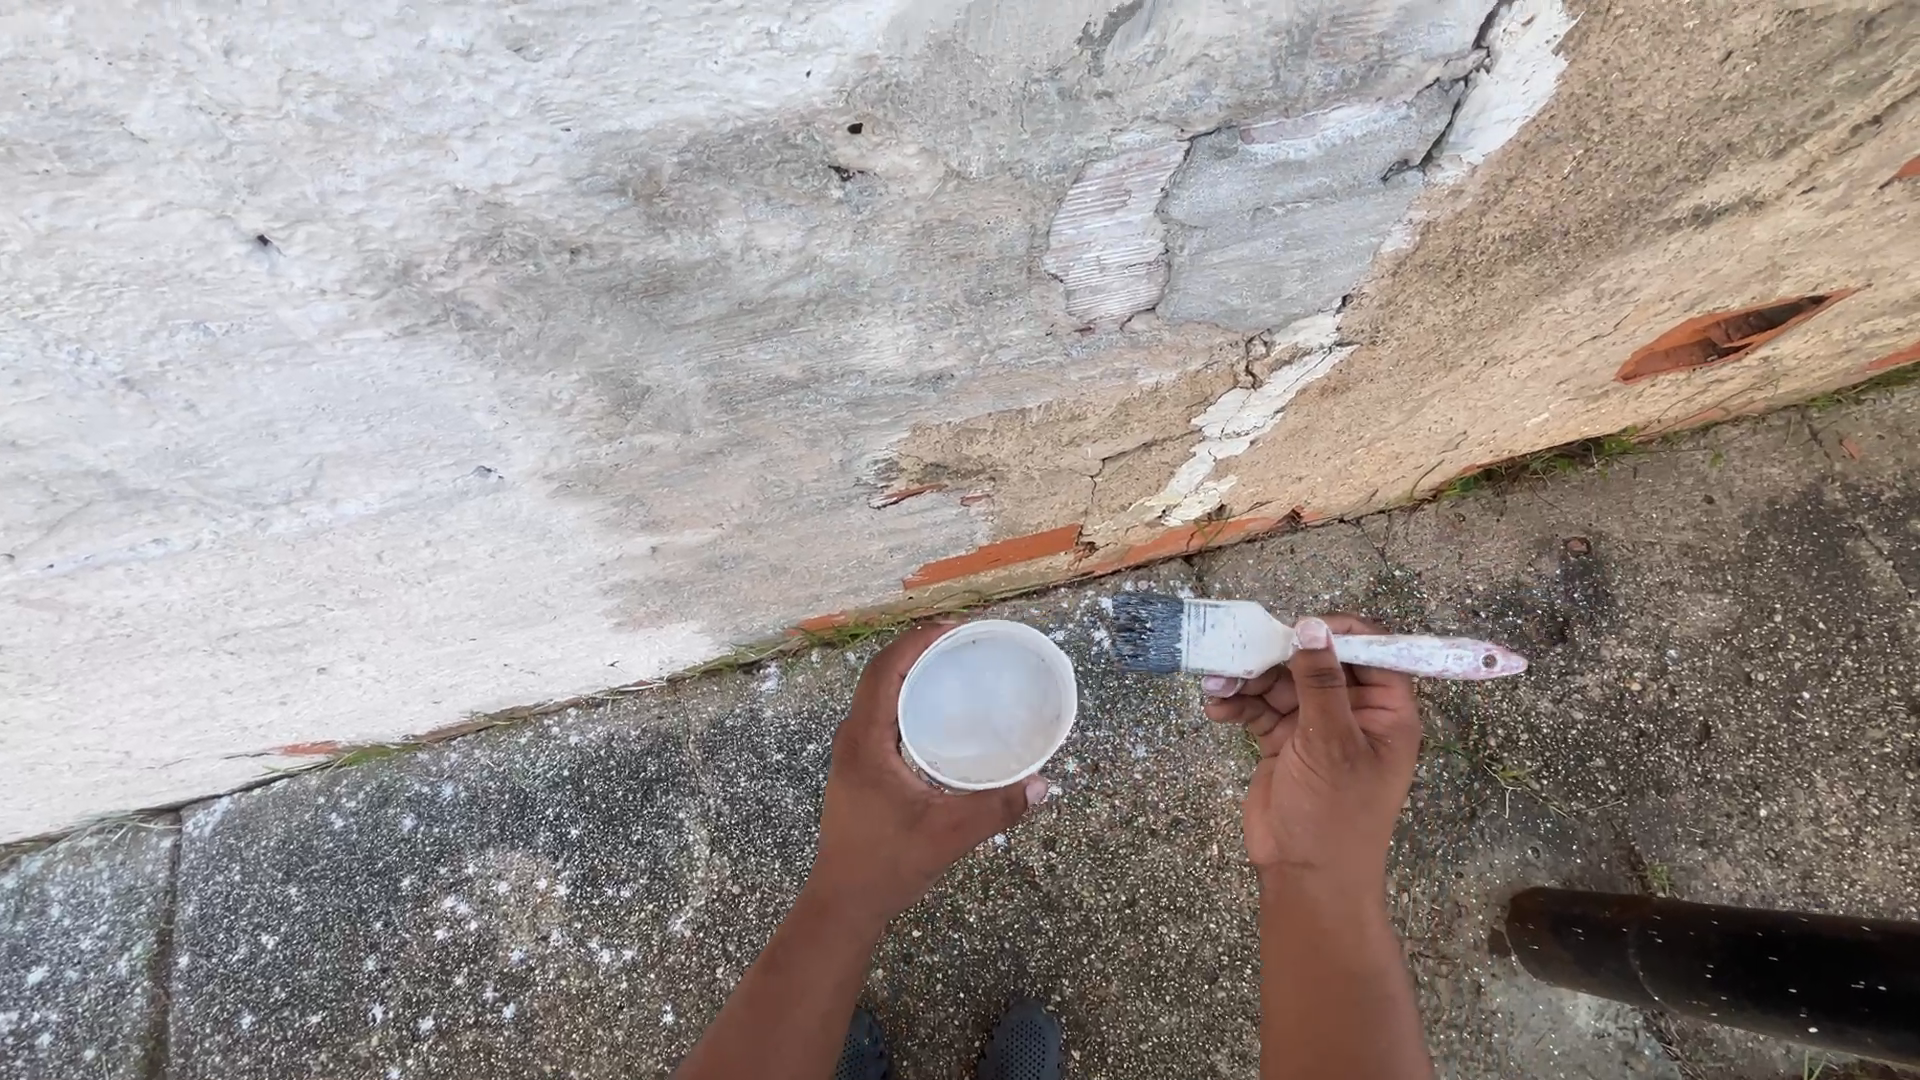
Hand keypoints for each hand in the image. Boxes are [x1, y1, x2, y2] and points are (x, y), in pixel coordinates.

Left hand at [806, 621, 1050, 929]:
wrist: (844, 902)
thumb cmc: (887, 865)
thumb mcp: (947, 836)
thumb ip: (996, 809)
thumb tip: (1043, 784)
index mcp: (865, 740)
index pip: (886, 670)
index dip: (917, 641)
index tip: (955, 629)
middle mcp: (853, 736)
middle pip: (881, 672)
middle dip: (918, 647)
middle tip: (963, 641)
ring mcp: (853, 749)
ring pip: (878, 690)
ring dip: (910, 669)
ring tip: (953, 663)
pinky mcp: (859, 762)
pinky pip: (881, 709)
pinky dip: (906, 693)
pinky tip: (936, 707)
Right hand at [1202, 614, 1420, 895]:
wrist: (1304, 874)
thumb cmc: (1335, 813)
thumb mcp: (1331, 743)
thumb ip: (1319, 682)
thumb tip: (1310, 626)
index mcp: (1385, 710)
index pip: (1371, 651)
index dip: (1336, 633)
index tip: (1296, 629)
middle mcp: (1351, 710)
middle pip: (1313, 661)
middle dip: (1274, 659)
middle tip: (1240, 657)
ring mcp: (1314, 724)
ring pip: (1279, 681)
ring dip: (1246, 681)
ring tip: (1217, 686)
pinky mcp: (1282, 739)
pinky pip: (1258, 706)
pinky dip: (1237, 704)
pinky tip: (1217, 709)